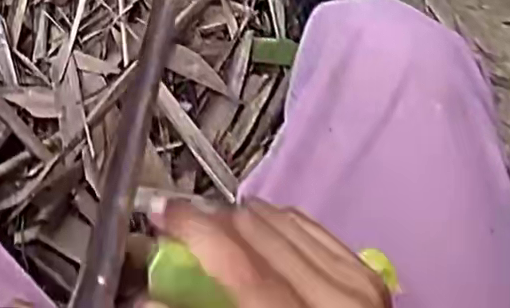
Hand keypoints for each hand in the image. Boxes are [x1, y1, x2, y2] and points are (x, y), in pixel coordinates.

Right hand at [152, 199, 391, 307]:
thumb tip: (144, 295)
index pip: (236, 260)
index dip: (189, 227)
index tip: (157, 211)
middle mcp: (334, 300)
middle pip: (249, 226)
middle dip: (208, 223)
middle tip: (183, 237)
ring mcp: (355, 285)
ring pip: (271, 214)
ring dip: (237, 220)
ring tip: (223, 241)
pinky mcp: (365, 275)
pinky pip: (300, 220)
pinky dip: (271, 222)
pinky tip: (260, 240)